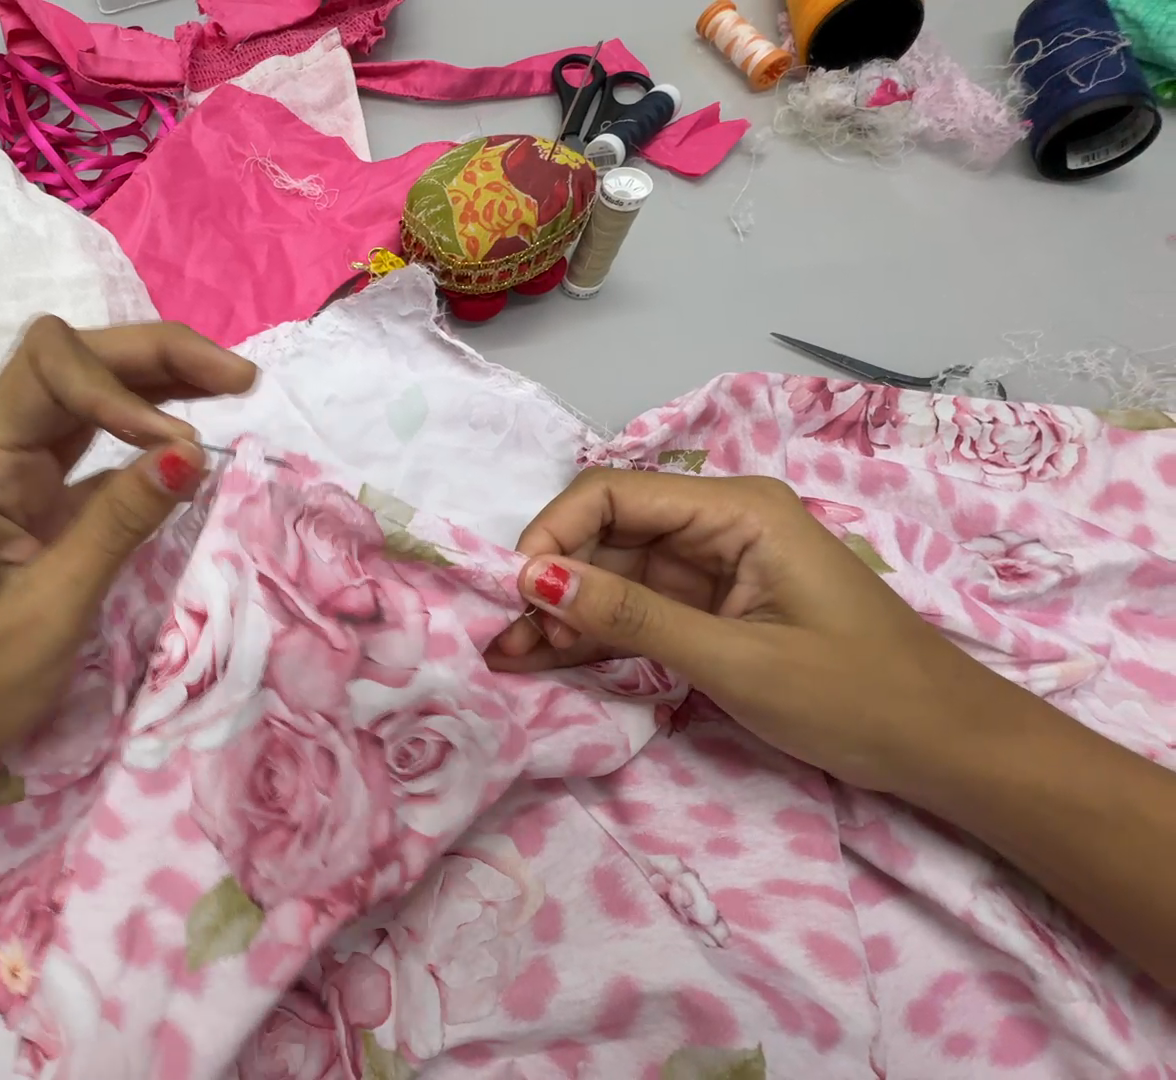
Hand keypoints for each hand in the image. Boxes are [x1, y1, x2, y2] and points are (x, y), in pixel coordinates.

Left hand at [0, 317, 256, 776]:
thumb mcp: (49, 611)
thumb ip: (117, 526)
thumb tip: (190, 455)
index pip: (48, 366)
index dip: (121, 384)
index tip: (180, 443)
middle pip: (73, 362)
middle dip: (156, 357)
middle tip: (239, 380)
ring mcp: (17, 474)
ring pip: (86, 395)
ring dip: (155, 384)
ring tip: (228, 390)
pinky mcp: (38, 504)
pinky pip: (94, 448)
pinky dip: (142, 436)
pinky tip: (185, 444)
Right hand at [487, 468, 1030, 793]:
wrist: (951, 755)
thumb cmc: (859, 696)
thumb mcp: (734, 658)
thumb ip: (628, 615)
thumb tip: (533, 578)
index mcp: (735, 511)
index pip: (612, 494)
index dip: (553, 533)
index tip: (517, 590)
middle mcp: (711, 526)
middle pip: (600, 536)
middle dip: (548, 583)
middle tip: (505, 637)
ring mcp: (702, 569)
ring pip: (603, 577)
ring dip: (557, 615)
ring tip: (508, 656)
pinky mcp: (697, 608)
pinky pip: (625, 612)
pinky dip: (585, 636)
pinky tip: (540, 659)